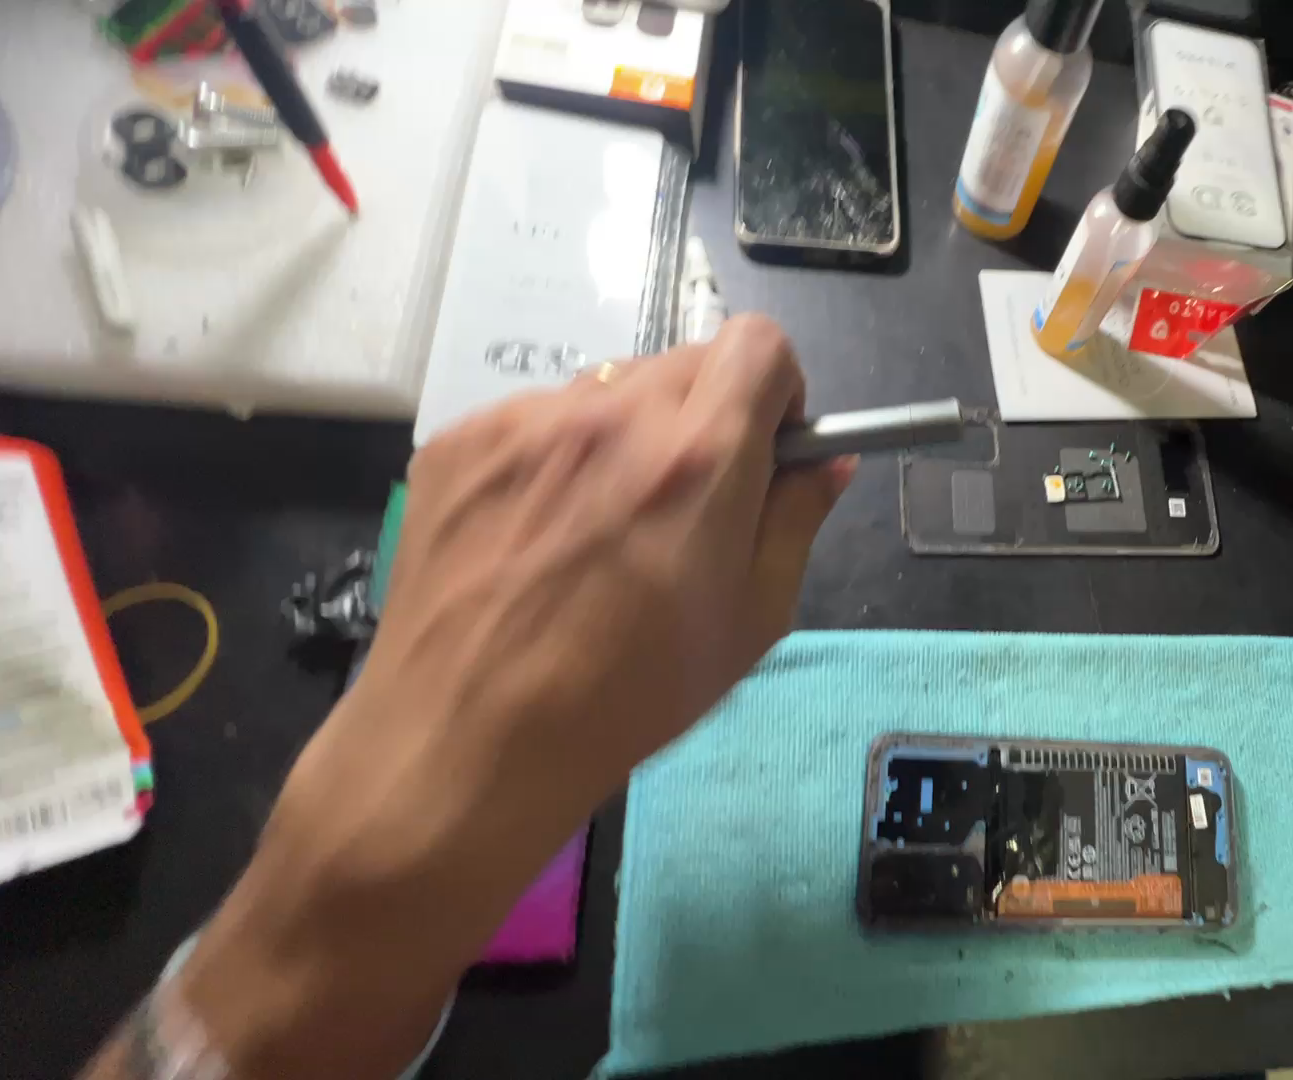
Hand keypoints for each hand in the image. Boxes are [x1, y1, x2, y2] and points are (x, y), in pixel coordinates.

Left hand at [361, 313, 854, 799]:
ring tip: (613, 521)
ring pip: (618, 385)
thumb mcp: (755, 616)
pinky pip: (546, 416)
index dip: (780, 390)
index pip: (761, 343)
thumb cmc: (637, 692)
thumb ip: (799, 519)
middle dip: (716, 413)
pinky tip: (549, 531)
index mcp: (699, 459)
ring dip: (642, 430)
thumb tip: (830, 461)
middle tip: (698, 497)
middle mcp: (612, 414)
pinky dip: (571, 452)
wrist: (466, 741)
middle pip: (693, 359)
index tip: (768, 448)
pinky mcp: (462, 439)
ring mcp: (526, 420)